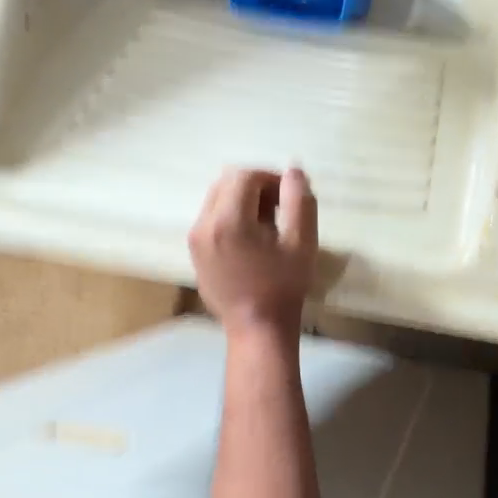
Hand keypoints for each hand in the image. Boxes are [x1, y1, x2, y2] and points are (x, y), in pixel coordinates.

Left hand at [190, 167, 318, 336]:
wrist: (257, 327)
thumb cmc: (284, 285)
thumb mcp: (302, 241)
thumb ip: (299, 201)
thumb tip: (293, 171)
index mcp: (229, 221)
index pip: (245, 177)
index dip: (271, 178)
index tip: (291, 196)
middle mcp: (204, 224)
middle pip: (227, 182)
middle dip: (256, 186)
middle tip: (281, 208)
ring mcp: (195, 239)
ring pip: (217, 198)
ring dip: (243, 199)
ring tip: (268, 224)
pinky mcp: (195, 251)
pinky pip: (211, 216)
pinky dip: (232, 215)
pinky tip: (252, 239)